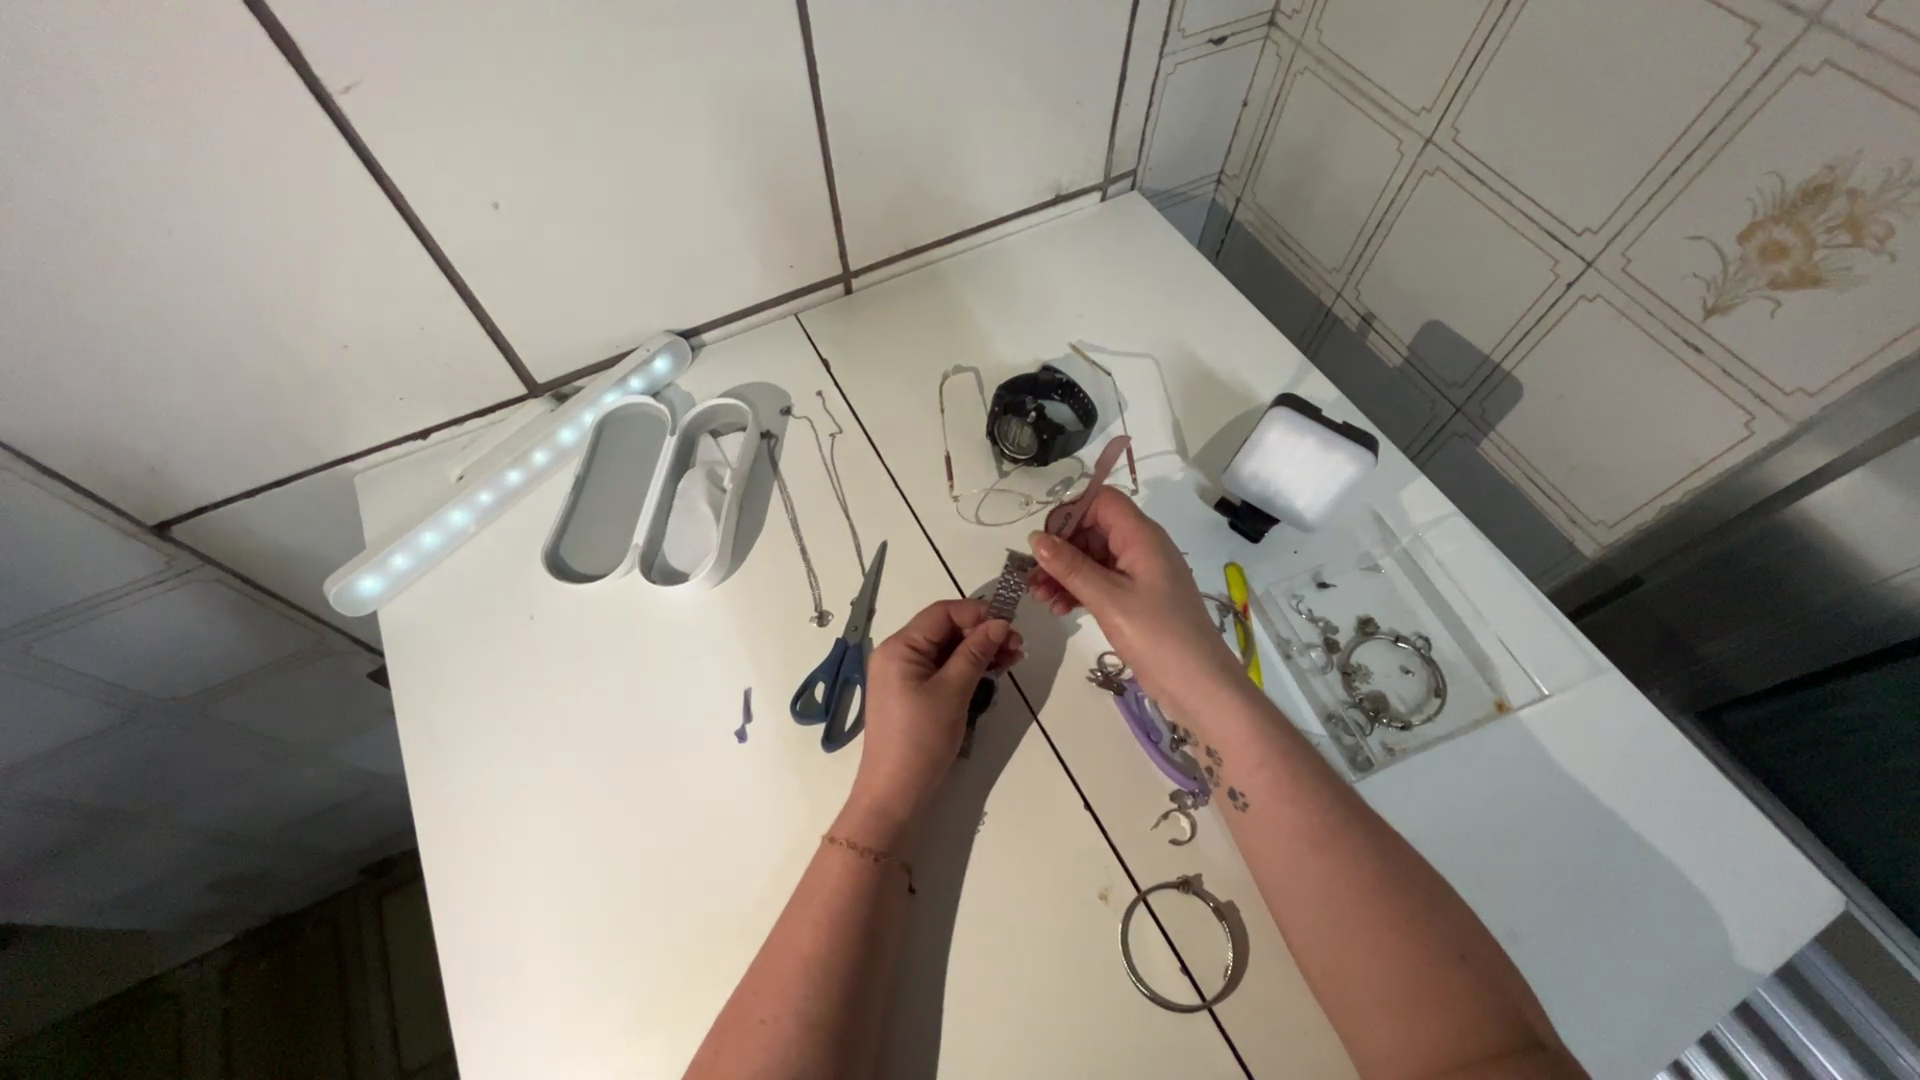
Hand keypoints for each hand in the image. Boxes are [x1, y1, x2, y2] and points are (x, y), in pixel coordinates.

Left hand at [846, 599, 1023, 836]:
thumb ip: (975, 653)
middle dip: (981, 632)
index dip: (977, 613)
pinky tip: (992, 671)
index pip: (942, 613)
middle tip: (1016, 646)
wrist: (895, 793)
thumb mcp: (953, 692)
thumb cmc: (921, 739)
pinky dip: (966, 667)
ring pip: (946, 649)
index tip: (1010, 626)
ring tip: (1012, 658)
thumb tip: (999, 623)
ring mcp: (903, 675)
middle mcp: (897, 654)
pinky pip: (941, 668)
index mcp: (899, 647)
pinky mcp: (912, 693)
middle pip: (944, 628)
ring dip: (978, 649)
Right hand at [1026, 487, 1240, 709]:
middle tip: (1033, 579)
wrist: (1200, 686)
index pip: (1102, 501)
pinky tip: (1059, 608)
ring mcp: (1140, 574)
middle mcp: (1141, 547)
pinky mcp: (1136, 599)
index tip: (1044, 542)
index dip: (1070, 514)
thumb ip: (1071, 567)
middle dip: (1061, 549)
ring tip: (1040, 599)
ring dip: (1065, 573)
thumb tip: (1035, 538)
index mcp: (1142, 536)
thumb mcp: (1109, 600)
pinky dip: (1079, 590)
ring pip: (1093, 558)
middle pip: (1093, 529)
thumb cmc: (1158, 636)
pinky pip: (1101, 581)